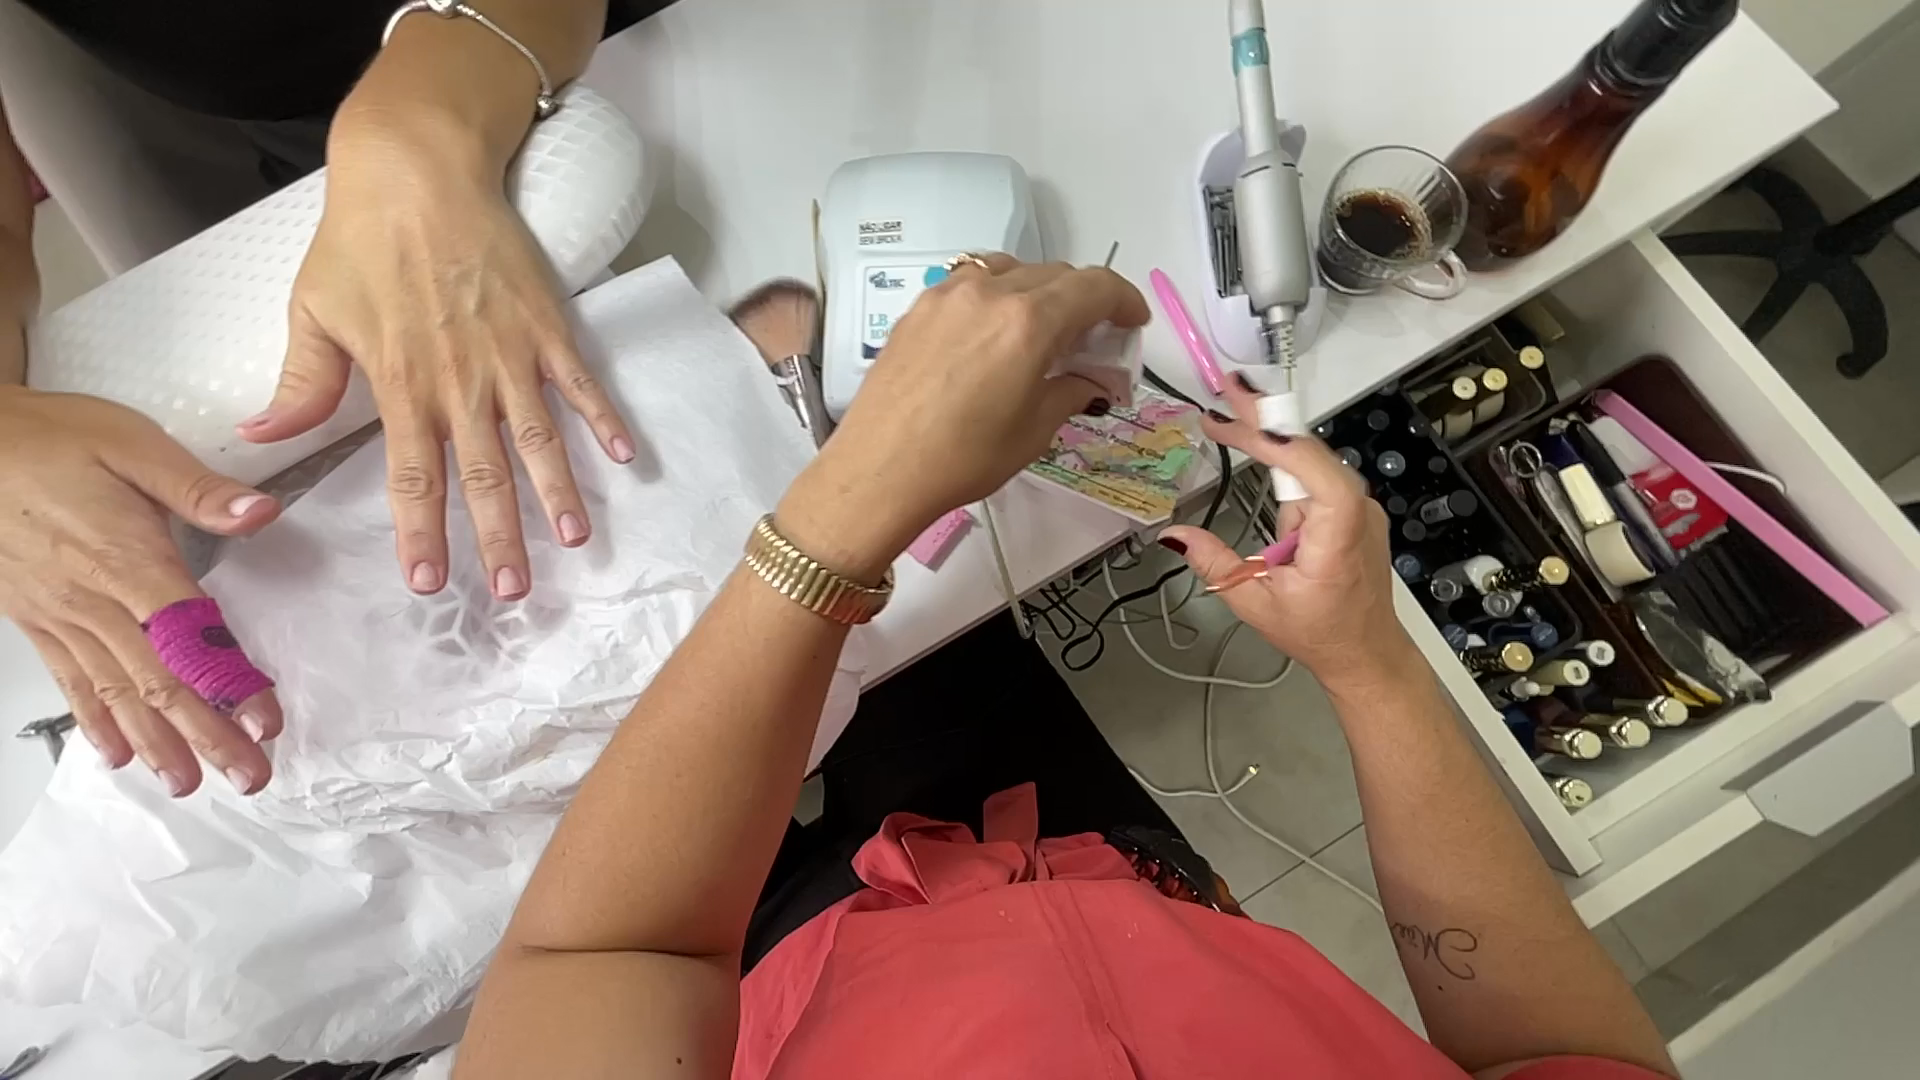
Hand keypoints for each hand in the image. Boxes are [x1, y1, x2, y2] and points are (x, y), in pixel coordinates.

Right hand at [0, 387, 284, 795]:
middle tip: (249, 777)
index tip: (264, 723)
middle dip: (207, 734)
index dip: (229, 684)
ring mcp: (56, 614)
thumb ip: (200, 489)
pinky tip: (117, 754)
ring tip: (193, 783)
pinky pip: (70, 678)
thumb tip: (262, 513)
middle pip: (158, 680)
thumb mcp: (134, 447)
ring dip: (159, 740)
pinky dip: (96, 719)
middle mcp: (91, 601)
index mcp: (127, 561)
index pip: (190, 638)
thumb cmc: (53, 438)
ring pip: (116, 691)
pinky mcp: (34, 616)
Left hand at [236, 139, 635, 600]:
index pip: (412, 477)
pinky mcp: (550, 335)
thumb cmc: (362, 243)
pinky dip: (604, 421)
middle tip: (517, 589)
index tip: (432, 582)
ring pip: (539, 443)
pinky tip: (625, 456)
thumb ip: (302, 381)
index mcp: (402, 386)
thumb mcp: (313, 309)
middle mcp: (461, 386)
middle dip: (499, 538)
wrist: (418, 178)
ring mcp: (512, 362)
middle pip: (484, 477)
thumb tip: (265, 437)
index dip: (423, 533)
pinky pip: (582, 387)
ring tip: (575, 540)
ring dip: (559, 495)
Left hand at [776, 255, 1150, 578]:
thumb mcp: (1033, 432)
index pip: (1095, 288)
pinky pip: (971, 282)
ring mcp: (948, 293)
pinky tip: (991, 331)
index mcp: (1030, 321)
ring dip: (1038, 291)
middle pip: (1055, 275)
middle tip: (1089, 341)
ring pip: (1011, 270)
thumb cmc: (963, 459)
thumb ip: (1072, 392)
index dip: (1125, 301)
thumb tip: (1092, 380)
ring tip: (1039, 331)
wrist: (879, 470)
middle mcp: (990, 291)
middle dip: (1084, 302)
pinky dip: (996, 295)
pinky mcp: (918, 307)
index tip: (1133, 324)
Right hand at [1159, 375, 1416, 694]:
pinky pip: (1310, 475)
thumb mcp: (1255, 603)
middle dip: (1263, 420)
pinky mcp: (1347, 508)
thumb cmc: (1316, 631)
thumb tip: (1173, 535)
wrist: (1364, 649)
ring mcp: (1355, 507)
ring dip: (1264, 439)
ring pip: (1305, 462)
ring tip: (1222, 417)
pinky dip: (1279, 458)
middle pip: (1309, 454)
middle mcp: (1355, 511)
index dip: (1287, 448)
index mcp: (1338, 538)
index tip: (1250, 425)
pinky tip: (1251, 441)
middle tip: (1226, 390)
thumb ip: (1216, 564)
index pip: (1320, 479)